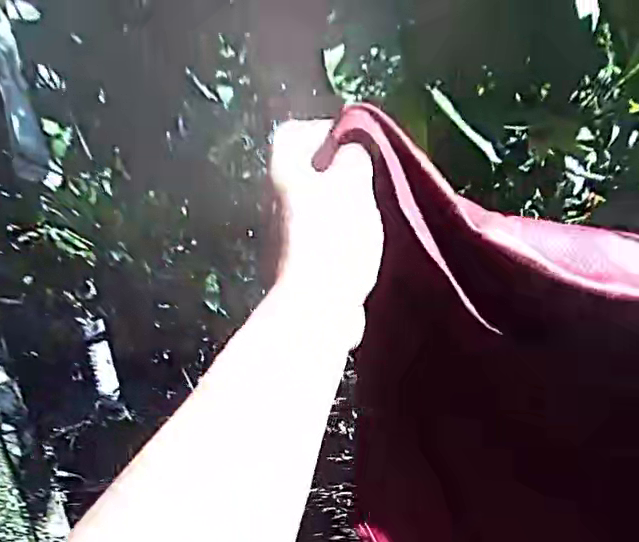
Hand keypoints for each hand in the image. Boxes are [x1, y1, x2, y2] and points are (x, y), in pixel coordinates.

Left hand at [267, 119, 382, 302]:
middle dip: (334, 181)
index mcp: (282, 174)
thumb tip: (350, 152)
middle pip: (302, 180)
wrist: (316, 311)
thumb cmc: (333, 239)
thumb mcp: (353, 184)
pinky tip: (357, 263)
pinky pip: (317, 255)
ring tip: (368, 228)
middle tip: (367, 188)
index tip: (353, 144)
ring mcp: (279, 248)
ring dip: (337, 221)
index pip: (293, 134)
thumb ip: (353, 158)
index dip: (324, 133)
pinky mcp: (293, 281)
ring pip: (310, 220)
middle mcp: (271, 207)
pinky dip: (335, 254)